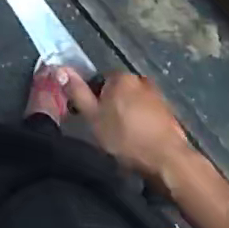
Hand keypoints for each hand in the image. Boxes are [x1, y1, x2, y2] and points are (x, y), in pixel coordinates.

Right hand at [60, 70, 196, 185]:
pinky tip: (139, 140)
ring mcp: (158, 95)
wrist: (166, 158)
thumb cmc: (124, 138)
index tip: (90, 118)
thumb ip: (78, 93)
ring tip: (122, 139)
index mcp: (121, 77)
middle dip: (111, 106)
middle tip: (104, 130)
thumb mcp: (93, 117)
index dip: (92, 98)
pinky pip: (147, 113)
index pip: (99, 80)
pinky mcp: (168, 111)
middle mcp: (141, 79)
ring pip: (133, 102)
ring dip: (127, 115)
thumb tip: (60, 69)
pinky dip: (141, 122)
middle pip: (118, 90)